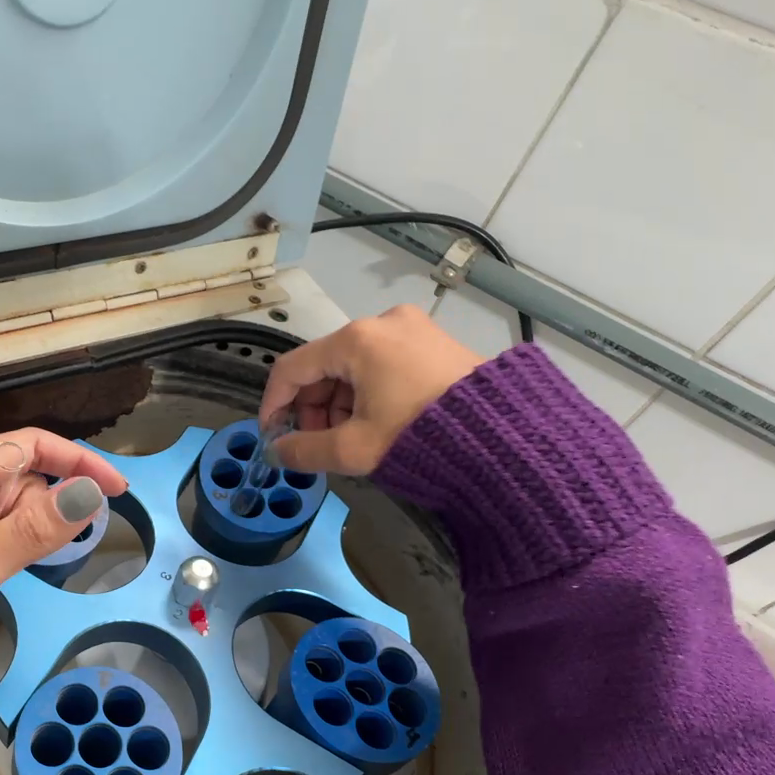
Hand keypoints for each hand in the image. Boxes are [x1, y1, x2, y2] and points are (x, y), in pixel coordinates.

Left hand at [0, 429, 127, 653]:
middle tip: (69, 548)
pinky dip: (10, 543)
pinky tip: (13, 567)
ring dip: (31, 528)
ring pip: (6, 505)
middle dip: (51, 504)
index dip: (78, 461)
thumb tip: (91, 494)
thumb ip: (33, 531)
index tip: (117, 490)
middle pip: (21, 475)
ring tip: (33, 564)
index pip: (29, 445)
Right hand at [258, 305, 485, 475]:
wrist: (502, 435)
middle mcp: (381, 322)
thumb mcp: (353, 449)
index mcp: (355, 340)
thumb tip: (277, 452)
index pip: (291, 368)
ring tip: (351, 439)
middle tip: (318, 444)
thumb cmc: (418, 435)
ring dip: (340, 403)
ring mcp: (411, 327)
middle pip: (324, 366)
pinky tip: (376, 423)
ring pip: (353, 367)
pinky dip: (368, 393)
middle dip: (312, 408)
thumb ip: (304, 450)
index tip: (272, 435)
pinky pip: (383, 364)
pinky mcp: (433, 340)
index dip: (273, 404)